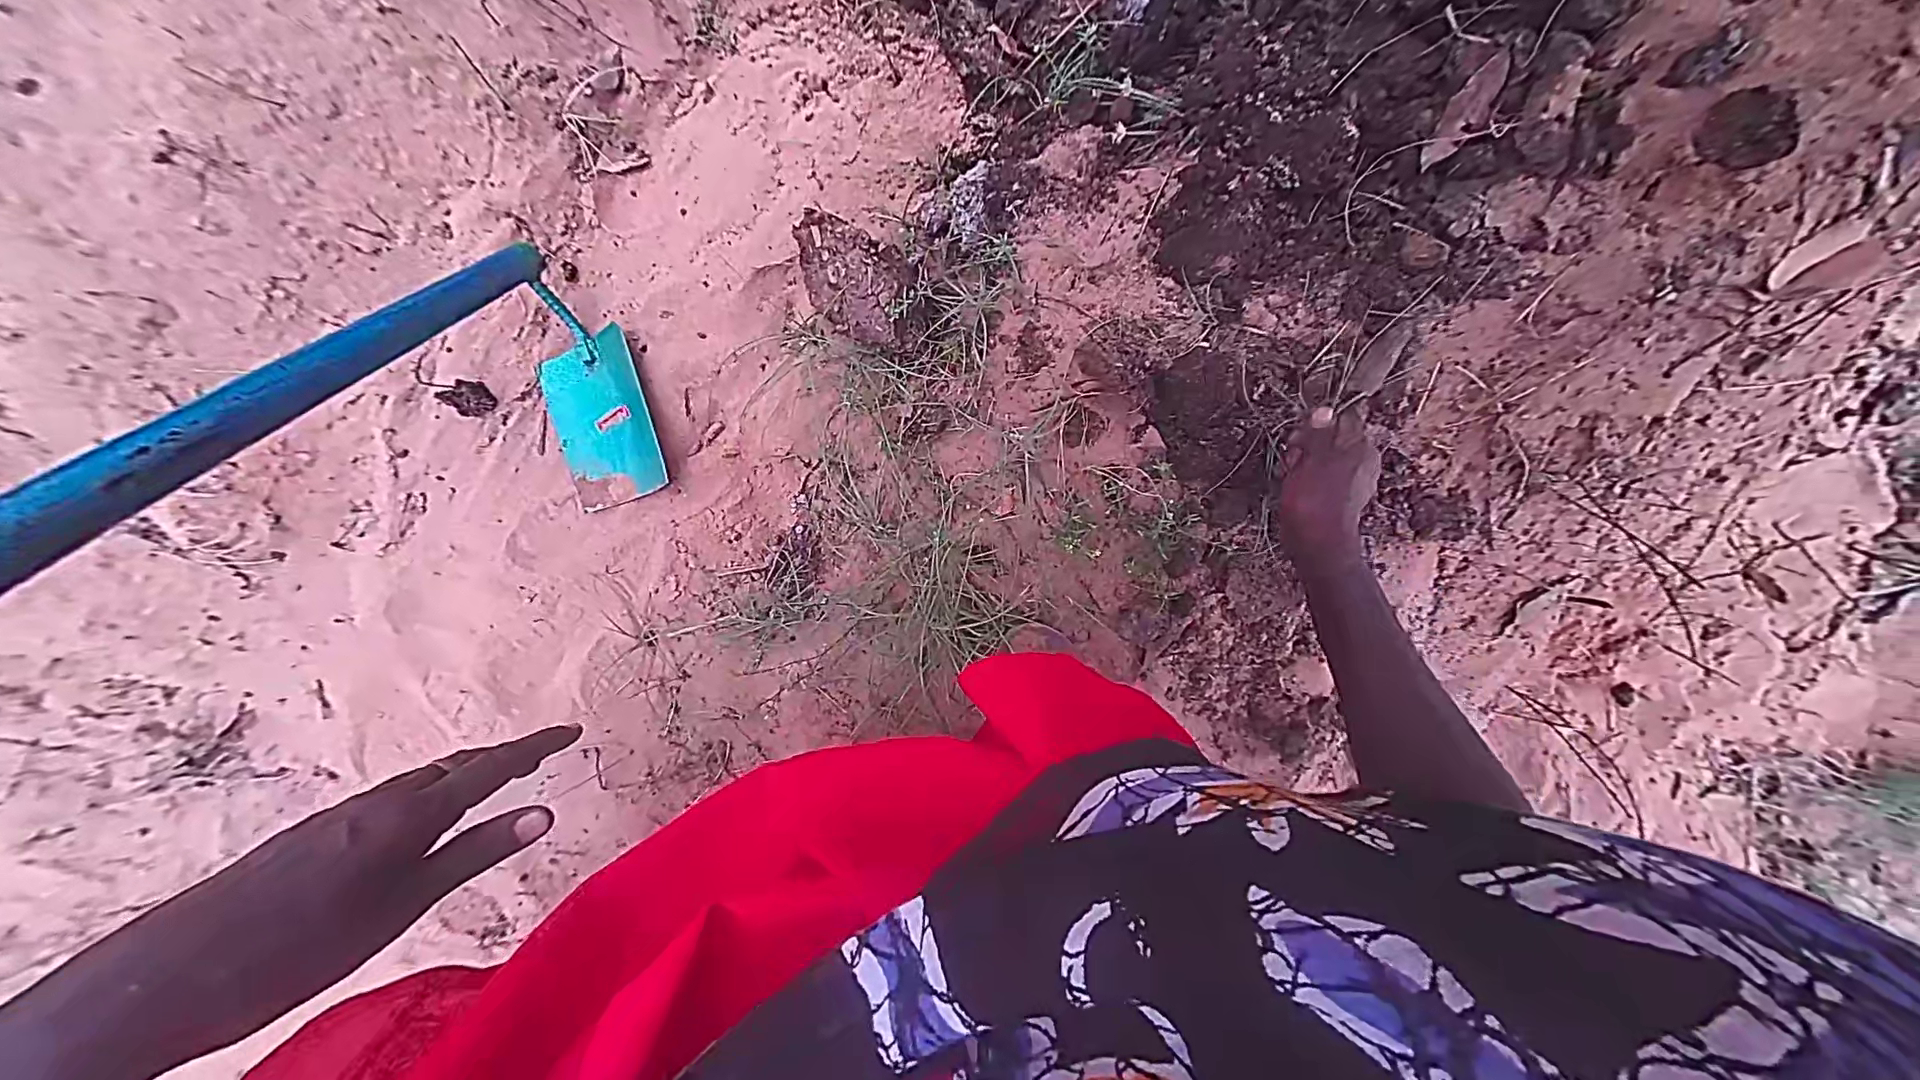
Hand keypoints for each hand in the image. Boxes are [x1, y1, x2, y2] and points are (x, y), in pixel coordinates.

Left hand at [0, 724, 581, 1079]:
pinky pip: (394, 794)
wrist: (165, 980)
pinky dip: (430, 789)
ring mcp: (343, 814)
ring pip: (424, 778)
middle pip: (456, 764)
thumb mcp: (404, 904)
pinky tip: (426, 814)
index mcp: (409, 816)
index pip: (490, 767)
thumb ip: (475, 853)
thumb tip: (542, 814)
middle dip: (504, 755)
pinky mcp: (316, 832)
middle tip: (541, 753)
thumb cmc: (301, 948)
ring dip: (466, 770)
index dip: (535, 746)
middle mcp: (379, 801)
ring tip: (496, 777)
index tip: (570, 732)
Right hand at [1278, 405, 1379, 569]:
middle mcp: (1363, 460)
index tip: (1300, 435)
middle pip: (1332, 438)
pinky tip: (1296, 489)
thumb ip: (1320, 432)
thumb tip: (1325, 409)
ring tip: (1290, 476)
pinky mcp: (1340, 496)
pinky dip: (1308, 478)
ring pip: (1323, 458)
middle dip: (1307, 444)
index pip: (1342, 418)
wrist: (1317, 541)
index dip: (1317, 423)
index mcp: (1362, 446)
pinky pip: (1323, 476)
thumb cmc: (1315, 498)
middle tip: (1292, 458)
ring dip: (1303, 462)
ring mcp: (1353, 479)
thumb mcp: (1313, 458)